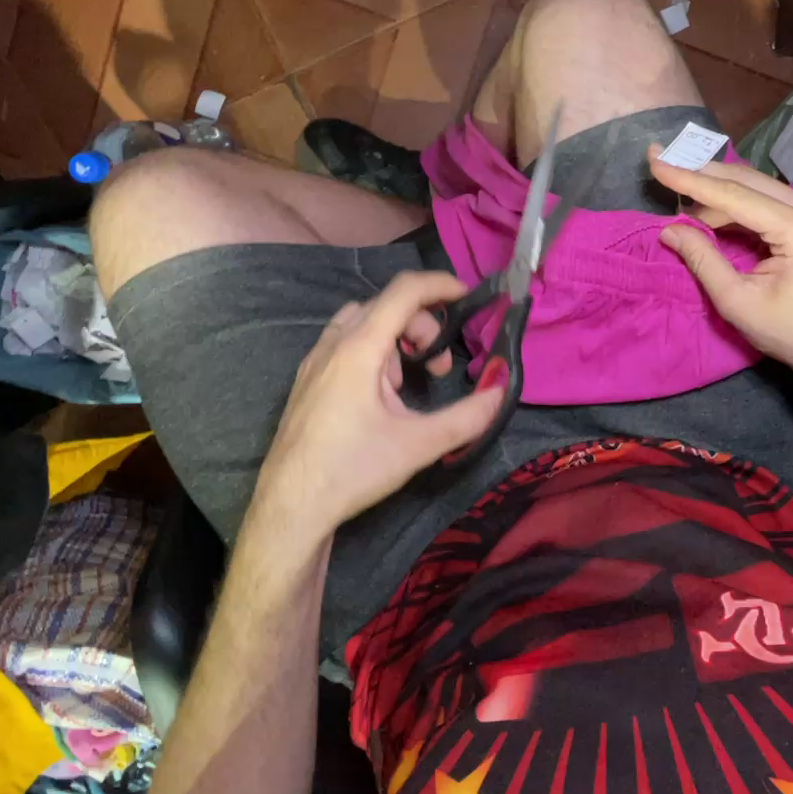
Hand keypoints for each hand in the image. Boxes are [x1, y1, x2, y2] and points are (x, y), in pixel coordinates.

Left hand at [259, 271, 504, 531]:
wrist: (290, 508)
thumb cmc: (353, 471)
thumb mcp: (420, 445)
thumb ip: (468, 416)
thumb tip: (502, 389)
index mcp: (359, 349)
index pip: (404, 292)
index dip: (440, 285)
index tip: (469, 297)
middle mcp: (333, 345)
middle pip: (386, 305)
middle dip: (423, 325)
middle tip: (442, 367)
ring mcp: (315, 362)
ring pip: (362, 321)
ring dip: (396, 336)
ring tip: (409, 380)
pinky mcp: (307, 381)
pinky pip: (345, 342)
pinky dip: (373, 350)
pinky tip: (381, 393)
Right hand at [648, 148, 792, 381]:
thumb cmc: (789, 332)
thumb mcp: (738, 302)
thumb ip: (703, 261)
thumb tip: (669, 230)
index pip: (735, 195)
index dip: (691, 180)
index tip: (657, 163)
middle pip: (746, 182)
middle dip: (700, 176)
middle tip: (660, 165)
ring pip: (755, 187)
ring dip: (715, 191)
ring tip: (679, 199)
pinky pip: (765, 199)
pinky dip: (734, 203)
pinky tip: (707, 211)